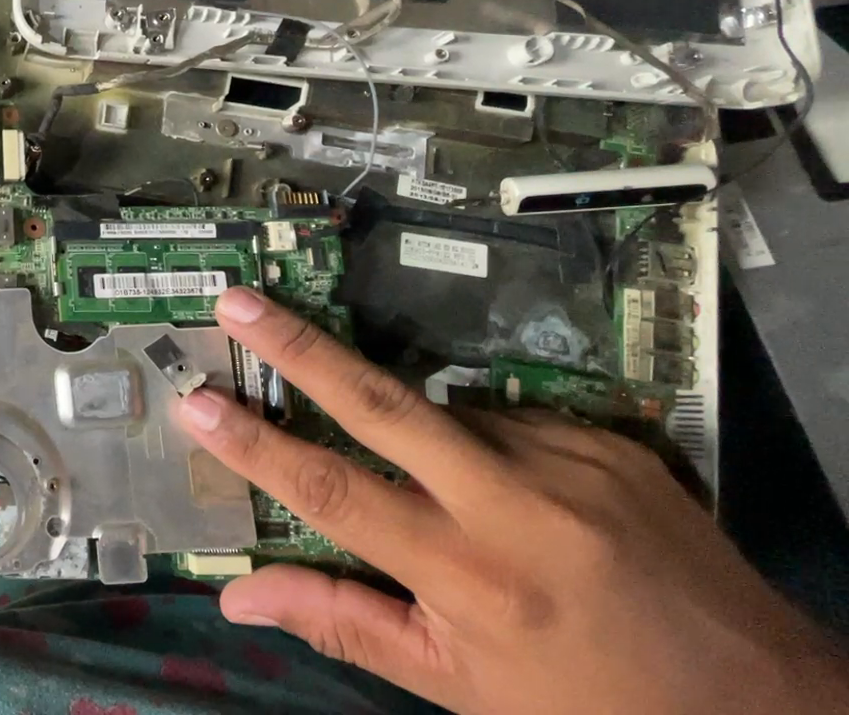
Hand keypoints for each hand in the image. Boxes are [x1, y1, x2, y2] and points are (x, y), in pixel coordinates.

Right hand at [176, 286, 848, 714]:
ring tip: (452, 499)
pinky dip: (479, 444)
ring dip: (412, 432)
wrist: (779, 713)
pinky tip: (509, 491)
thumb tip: (234, 599)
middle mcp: (518, 506)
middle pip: (384, 408)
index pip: (335, 496)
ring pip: (443, 412)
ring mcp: (571, 459)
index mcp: (473, 577)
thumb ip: (342, 623)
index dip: (256, 447)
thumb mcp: (459, 688)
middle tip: (237, 302)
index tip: (197, 403)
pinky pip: (504, 420)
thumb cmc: (589, 709)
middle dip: (300, 348)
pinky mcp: (609, 438)